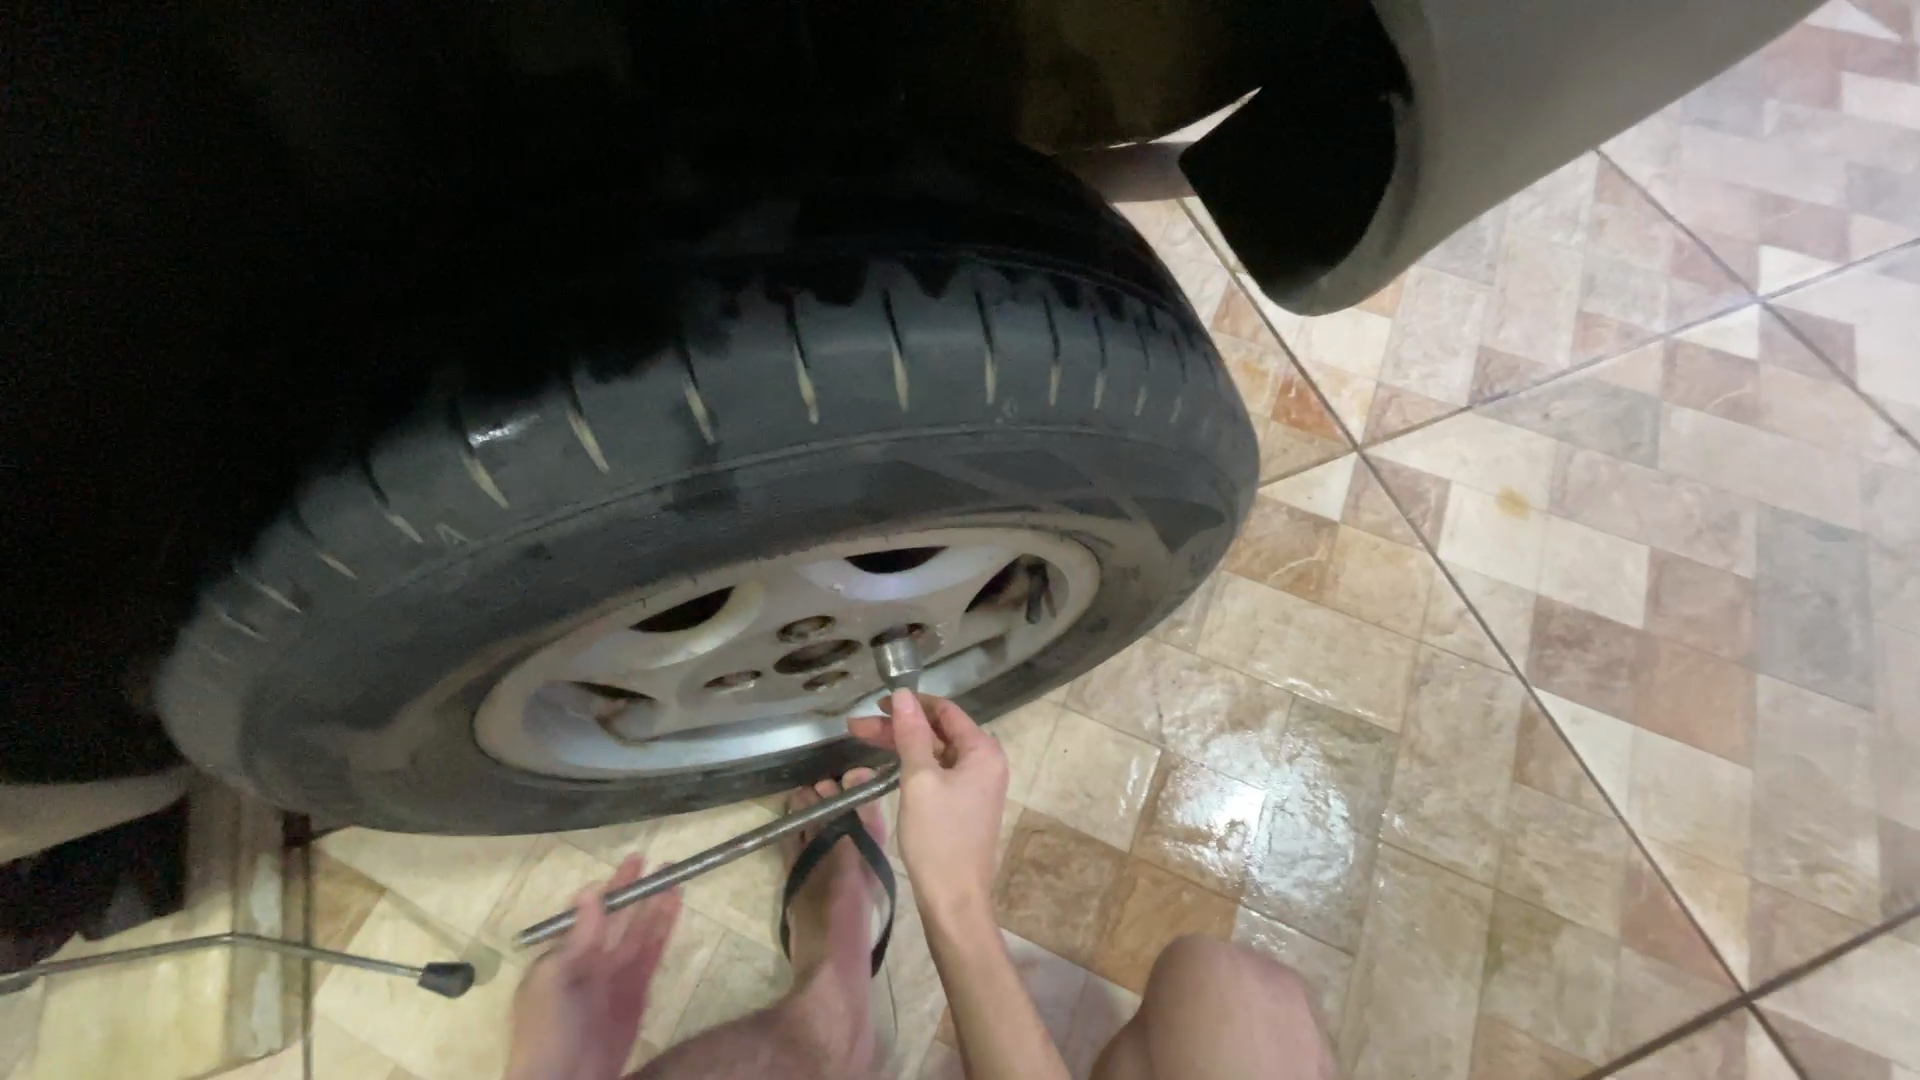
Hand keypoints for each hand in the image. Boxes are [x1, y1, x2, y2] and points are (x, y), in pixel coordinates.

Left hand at [506, 856, 680, 1079]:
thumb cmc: (547, 1034)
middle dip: (638, 891)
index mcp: (563, 958)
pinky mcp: (637, 993)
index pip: (590, 912)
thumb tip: (589, 890)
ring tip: (675, 879)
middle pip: (619, 919)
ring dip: (656, 905)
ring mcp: (615, 978)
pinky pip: (652, 954)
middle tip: (662, 864)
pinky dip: (664, 930)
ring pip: (640, 932)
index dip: (611, 887)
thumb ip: (576, 937)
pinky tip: (674, 909)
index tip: (634, 862)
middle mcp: (590, 962)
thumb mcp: (553, 982)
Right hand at [848, 691, 1008, 920]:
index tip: (877, 703)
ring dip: (900, 744)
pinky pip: (936, 771)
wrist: (954, 901)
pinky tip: (885, 762)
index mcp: (983, 751)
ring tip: (860, 738)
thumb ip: (911, 734)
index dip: (911, 703)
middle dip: (897, 725)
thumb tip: (902, 693)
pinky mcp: (962, 802)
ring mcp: (975, 784)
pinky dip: (911, 764)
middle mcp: (985, 762)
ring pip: (934, 751)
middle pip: (938, 731)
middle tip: (856, 725)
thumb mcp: (920, 780)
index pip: (945, 710)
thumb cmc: (938, 837)